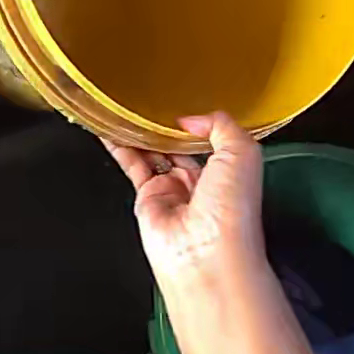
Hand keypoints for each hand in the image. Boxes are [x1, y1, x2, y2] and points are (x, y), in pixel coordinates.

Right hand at [104, 112, 265, 282]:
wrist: (205, 253)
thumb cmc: (232, 212)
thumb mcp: (242, 152)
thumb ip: (220, 124)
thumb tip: (192, 120)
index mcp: (229, 170)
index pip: (211, 137)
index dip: (198, 120)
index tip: (185, 101)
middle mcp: (201, 181)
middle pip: (180, 144)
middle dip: (167, 125)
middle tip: (154, 100)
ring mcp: (173, 189)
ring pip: (154, 152)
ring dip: (141, 131)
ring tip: (129, 106)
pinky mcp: (148, 197)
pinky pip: (132, 165)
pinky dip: (120, 147)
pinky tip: (111, 129)